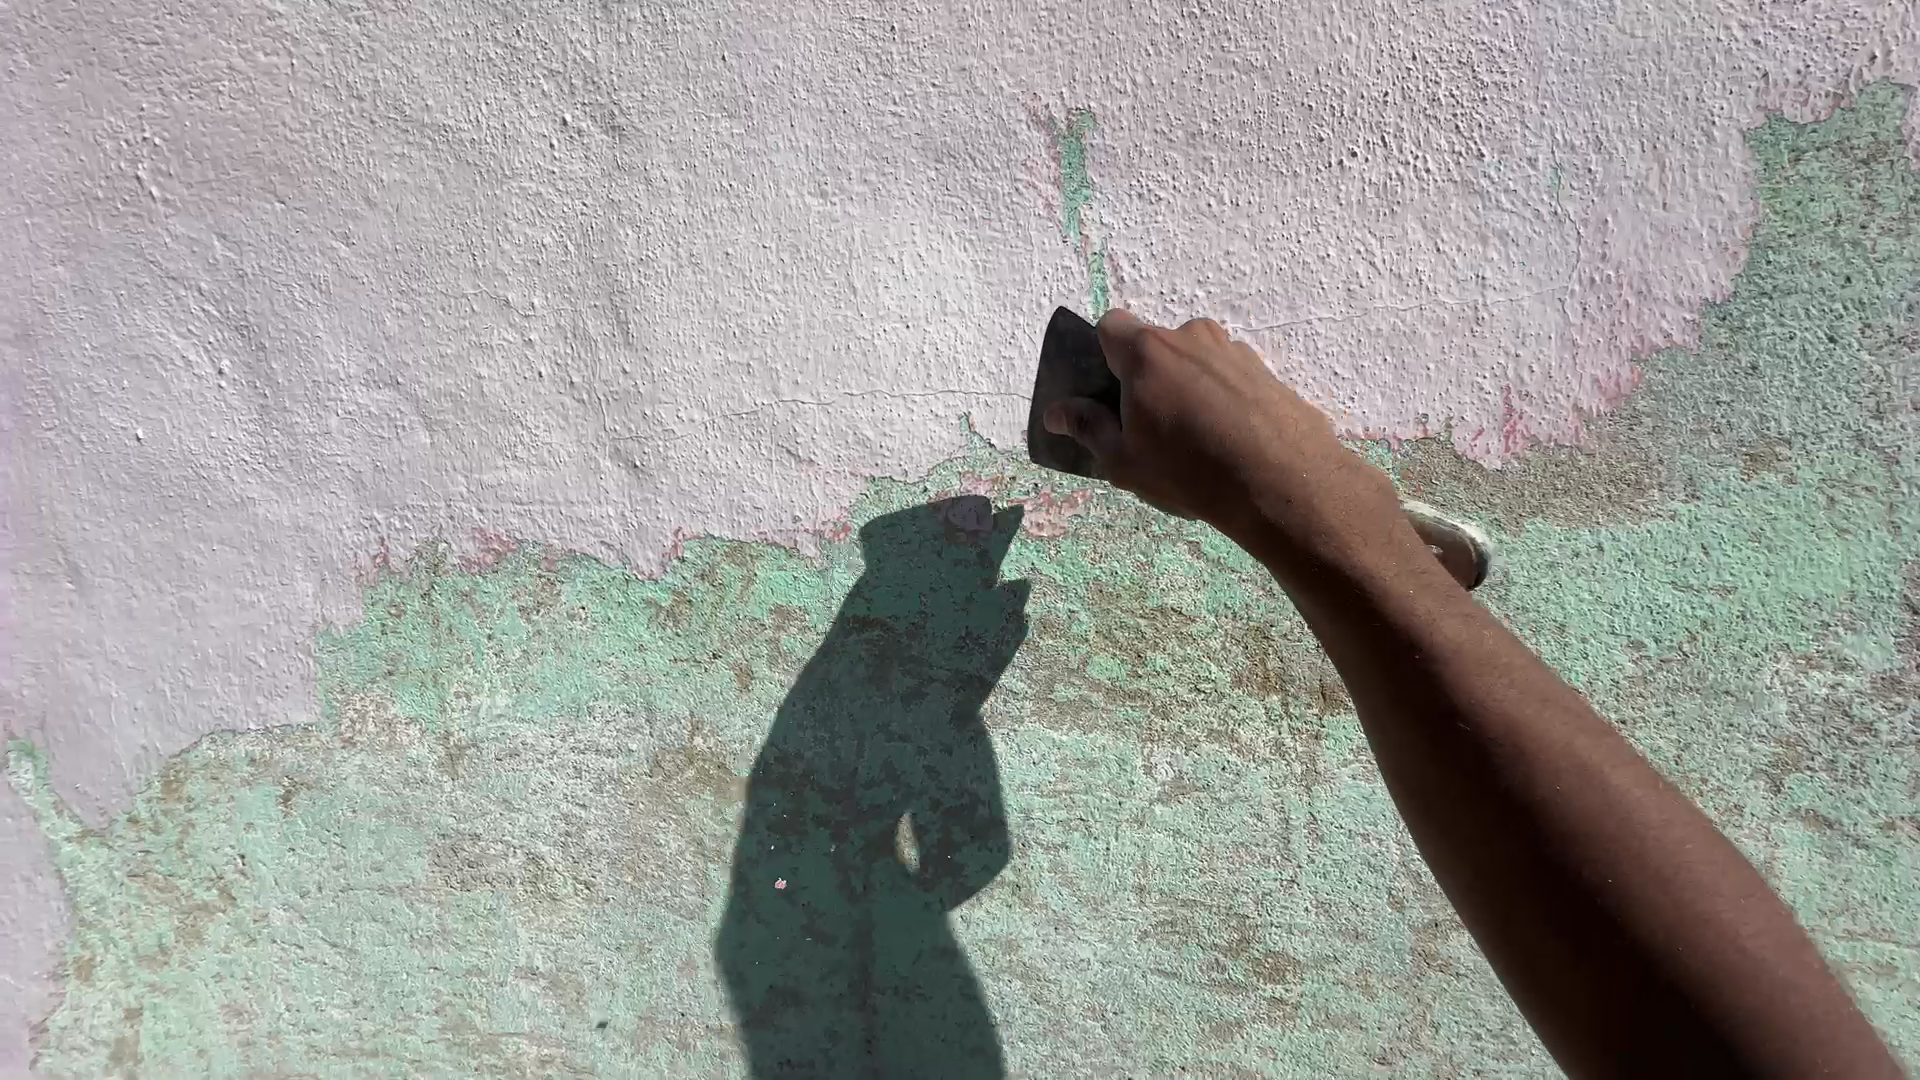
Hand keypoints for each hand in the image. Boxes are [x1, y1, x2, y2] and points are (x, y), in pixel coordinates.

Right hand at [1041, 310, 1404, 568]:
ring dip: (1182, 387)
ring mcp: (1233, 351)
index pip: (1110, 326)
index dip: (1101, 355)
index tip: (1105, 393)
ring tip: (1191, 440)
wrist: (1282, 483)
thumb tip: (1057, 410)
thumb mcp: (1122, 459)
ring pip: (1192, 362)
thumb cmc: (1187, 471)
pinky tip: (1225, 441)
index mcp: (1147, 352)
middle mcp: (1190, 337)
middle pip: (1153, 346)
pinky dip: (1217, 398)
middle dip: (1143, 378)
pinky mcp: (1265, 371)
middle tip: (1146, 427)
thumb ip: (1086, 427)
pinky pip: (1225, 377)